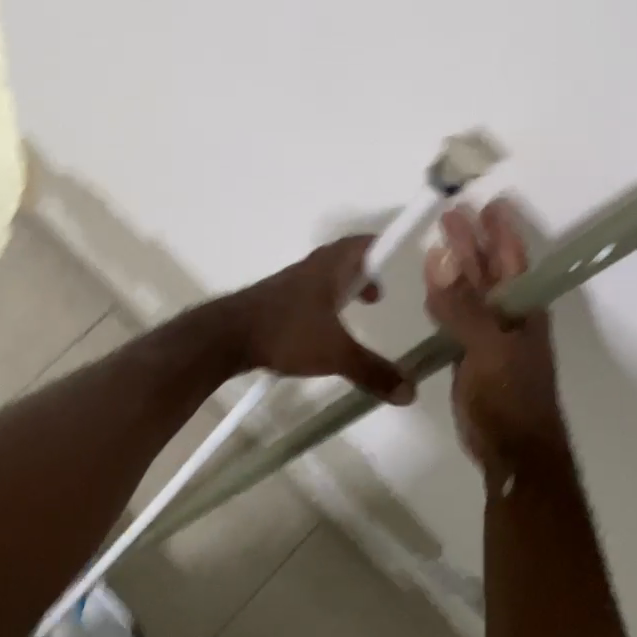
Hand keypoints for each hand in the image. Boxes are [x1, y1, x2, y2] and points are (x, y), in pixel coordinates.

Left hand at [229, 236, 414, 404]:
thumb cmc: (286, 333)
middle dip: (362, 274)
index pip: (361, 243)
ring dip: (339, 292)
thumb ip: (373, 372)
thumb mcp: (336, 355)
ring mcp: (285, 287)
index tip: (397, 257)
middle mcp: (308, 270)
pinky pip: (303, 299)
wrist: (226, 337)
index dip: (382, 247)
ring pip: (320, 281)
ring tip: (350, 316)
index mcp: (329, 269)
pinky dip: (318, 309)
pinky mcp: (270, 305)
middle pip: (341, 260)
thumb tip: (411, 392)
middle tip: (376, 296)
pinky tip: (317, 335)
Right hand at [424, 197, 568, 470]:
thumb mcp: (488, 347)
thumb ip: (462, 304)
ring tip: (439, 244)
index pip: (512, 260)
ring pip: (472, 295)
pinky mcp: (472, 359)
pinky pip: (457, 320)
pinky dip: (445, 302)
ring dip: (457, 269)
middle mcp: (510, 319)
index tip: (487, 202)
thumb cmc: (510, 398)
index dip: (501, 232)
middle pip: (489, 272)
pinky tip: (433, 294)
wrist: (513, 451)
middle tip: (452, 214)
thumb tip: (439, 255)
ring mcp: (491, 340)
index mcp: (522, 310)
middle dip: (472, 243)